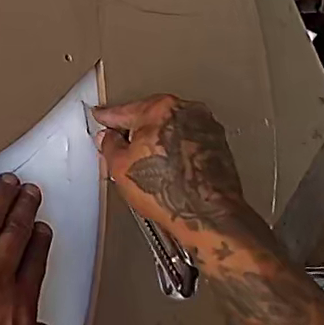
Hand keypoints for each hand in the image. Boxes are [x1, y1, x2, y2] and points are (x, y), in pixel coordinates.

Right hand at [93, 95, 256, 247]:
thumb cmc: (170, 192)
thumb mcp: (119, 167)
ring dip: (158, 144)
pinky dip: (177, 153)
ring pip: (171, 130)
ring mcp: (207, 127)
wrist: (205, 216)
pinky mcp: (220, 145)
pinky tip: (168, 174)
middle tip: (124, 154)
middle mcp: (187, 111)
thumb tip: (109, 139)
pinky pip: (188, 143)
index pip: (124, 110)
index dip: (108, 119)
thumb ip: (109, 145)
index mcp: (160, 108)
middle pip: (151, 117)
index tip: (103, 118)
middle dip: (136, 134)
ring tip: (150, 172)